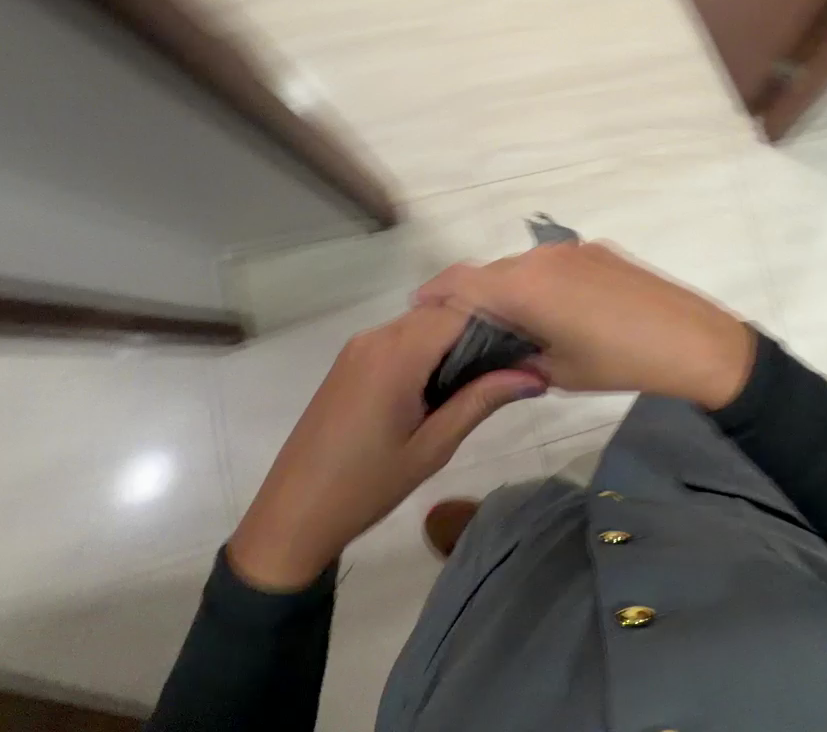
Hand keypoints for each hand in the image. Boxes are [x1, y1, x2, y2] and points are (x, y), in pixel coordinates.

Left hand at [225, 305, 544, 591]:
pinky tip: (447, 382)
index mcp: (397, 354)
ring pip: (422, 323)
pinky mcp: (351, 362)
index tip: (531, 343)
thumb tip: (535, 375)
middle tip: (517, 361)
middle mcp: (376, 337)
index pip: (463, 309)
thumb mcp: (433, 447)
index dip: (501, 319)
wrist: (292, 517)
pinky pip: (401, 339)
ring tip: (488, 374)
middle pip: (443, 311)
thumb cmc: (367, 486)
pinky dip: (430, 349)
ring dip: (456, 339)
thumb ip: (482, 400)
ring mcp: (359, 348)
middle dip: (482, 329)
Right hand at [414, 242, 754, 410]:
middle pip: (490, 272)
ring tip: (512, 324)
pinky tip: (555, 310)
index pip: (460, 282)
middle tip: (467, 330)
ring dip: (509, 288)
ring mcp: (574, 250)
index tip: (420, 313)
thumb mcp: (558, 372)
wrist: (691, 338)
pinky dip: (540, 282)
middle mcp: (542, 257)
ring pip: (523, 265)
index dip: (434, 295)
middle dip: (472, 296)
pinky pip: (553, 263)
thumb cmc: (619, 362)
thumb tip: (501, 352)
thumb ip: (516, 357)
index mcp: (524, 286)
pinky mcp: (599, 251)